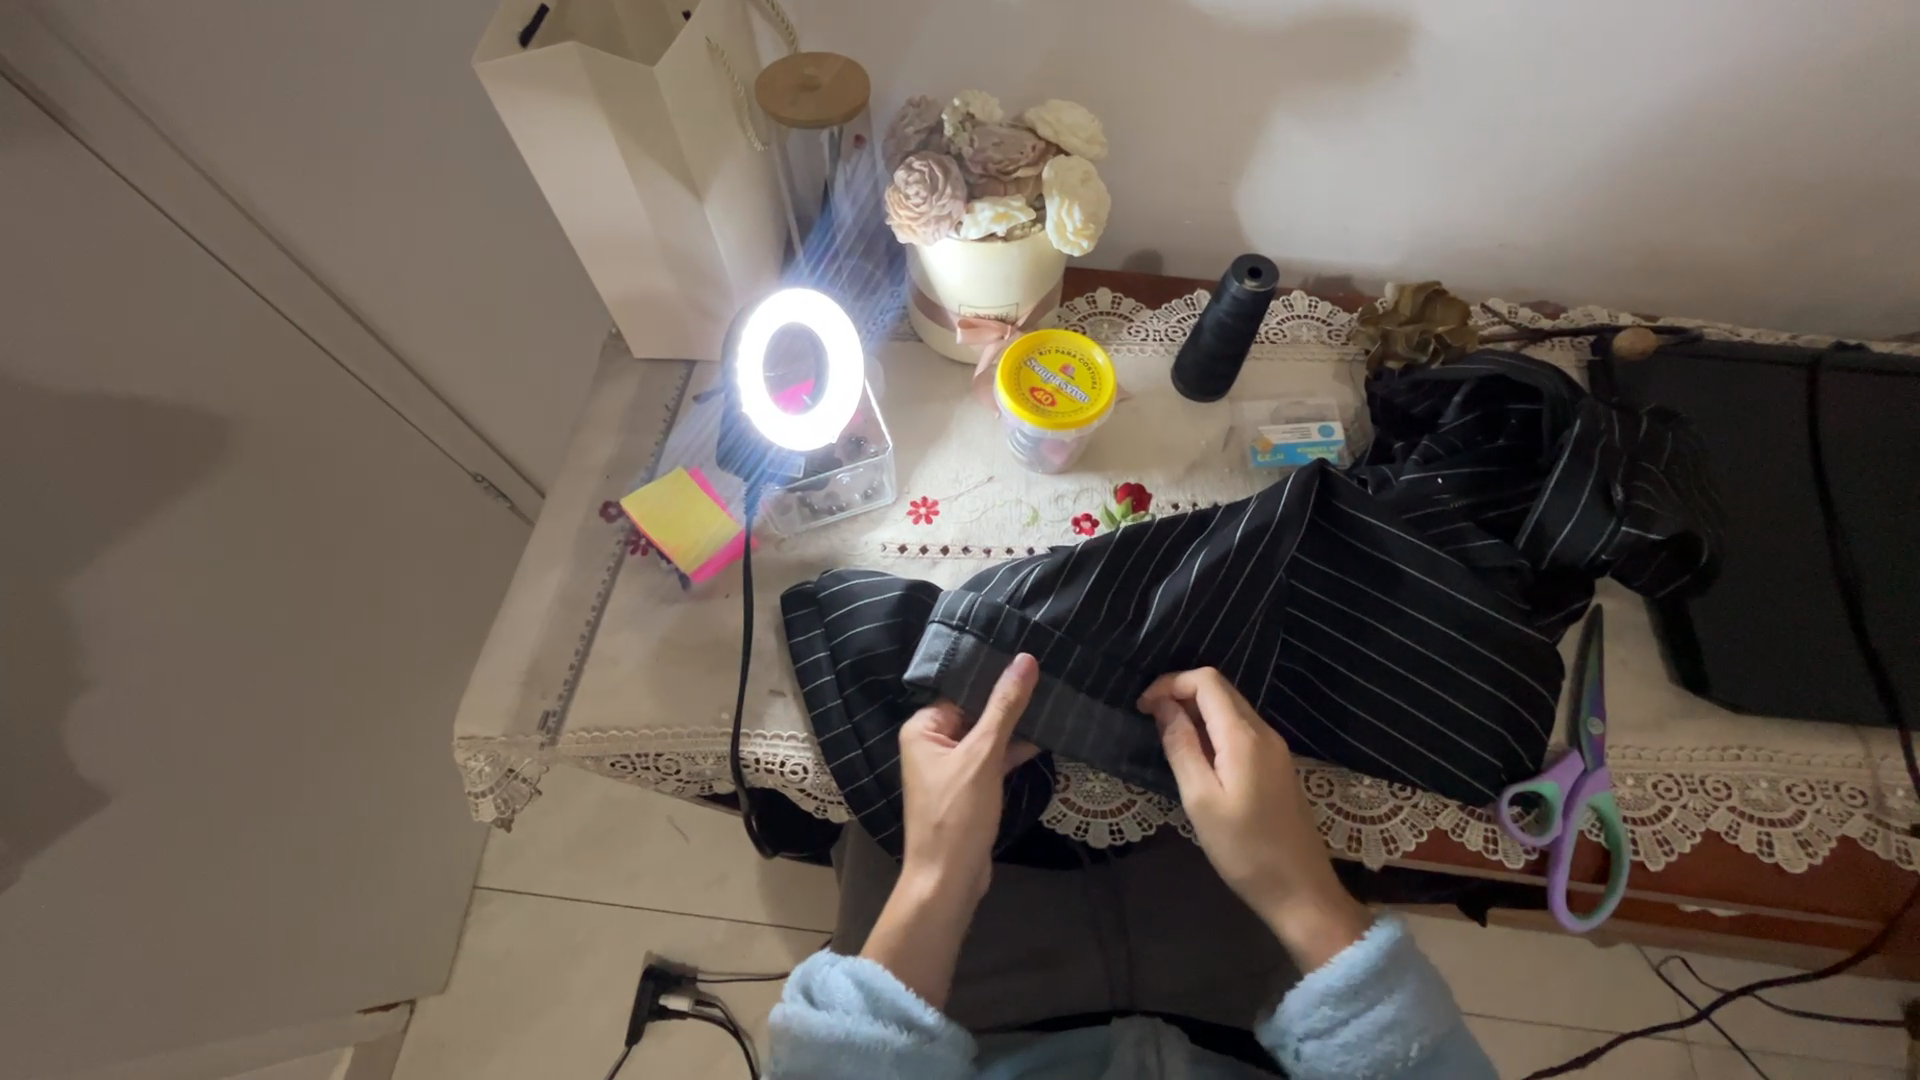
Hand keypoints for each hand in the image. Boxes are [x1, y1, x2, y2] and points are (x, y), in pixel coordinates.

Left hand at [897, 652, 1041, 902]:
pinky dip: (1011, 752)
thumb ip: (1005, 707)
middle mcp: (931, 744)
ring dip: (1013, 728)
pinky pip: (990, 760)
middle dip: (1007, 703)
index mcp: (923, 729)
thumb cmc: (957, 814)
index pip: (962, 691)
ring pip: (985, 737)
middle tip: (1047, 677)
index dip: (993, 678)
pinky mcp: (966, 789)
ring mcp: (949, 768)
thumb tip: (1025, 659)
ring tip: (1052, 703)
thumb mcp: (984, 755)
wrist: (948, 882)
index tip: (1029, 660)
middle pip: (974, 712)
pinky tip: (1041, 740)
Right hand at [1140, 667, 1370, 971]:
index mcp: (1244, 737)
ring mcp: (1275, 749)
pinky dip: (1212, 728)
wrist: (1302, 894)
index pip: (1206, 681)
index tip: (1142, 707)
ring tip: (1167, 736)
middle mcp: (1265, 733)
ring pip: (1231, 708)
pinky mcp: (1277, 766)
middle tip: (1149, 718)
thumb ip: (1181, 747)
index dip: (1170, 684)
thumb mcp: (1200, 800)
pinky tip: (1197, 754)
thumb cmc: (1244, 851)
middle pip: (1220, 689)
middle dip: (1180, 693)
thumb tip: (1163, 706)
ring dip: (1195, 711)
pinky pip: (1240, 729)